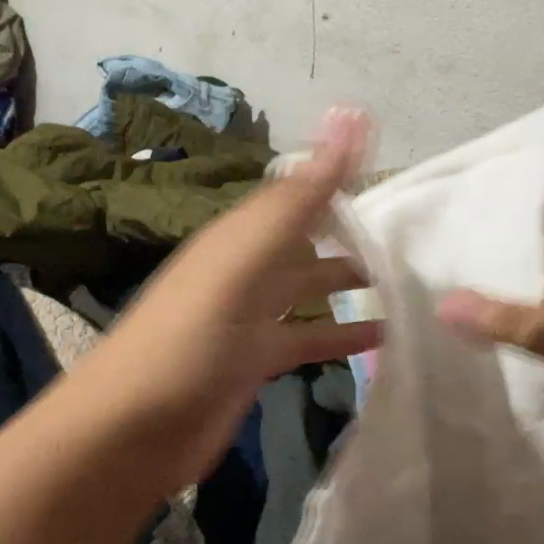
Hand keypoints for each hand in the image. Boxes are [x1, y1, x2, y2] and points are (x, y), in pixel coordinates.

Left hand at [65, 108, 381, 492]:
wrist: (130, 432)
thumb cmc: (189, 338)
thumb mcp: (244, 259)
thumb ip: (299, 196)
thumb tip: (352, 111)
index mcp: (240, 236)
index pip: (299, 193)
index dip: (343, 181)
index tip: (398, 180)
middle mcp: (245, 269)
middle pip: (306, 241)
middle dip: (352, 236)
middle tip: (413, 239)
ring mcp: (249, 319)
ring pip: (308, 290)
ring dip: (349, 285)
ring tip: (408, 285)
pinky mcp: (254, 364)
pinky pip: (307, 339)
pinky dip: (341, 336)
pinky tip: (382, 339)